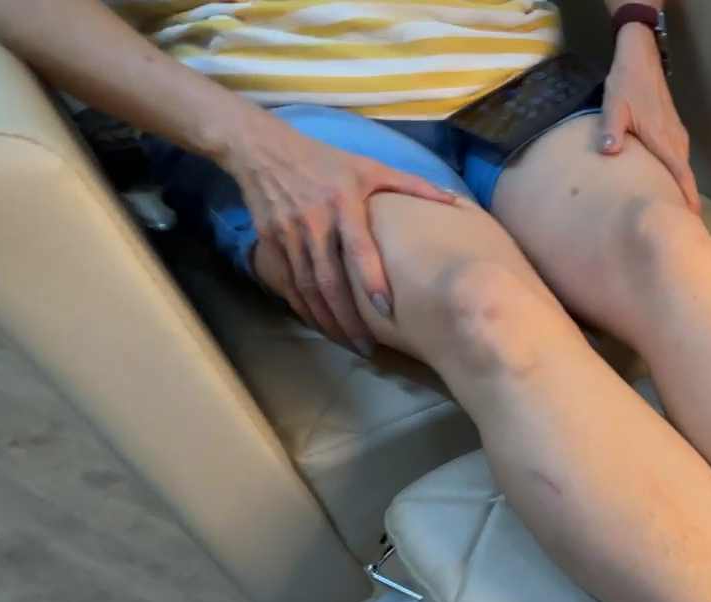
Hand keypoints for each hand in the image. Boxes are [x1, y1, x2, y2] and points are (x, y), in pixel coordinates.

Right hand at [219, 114, 458, 353]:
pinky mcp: (269, 239)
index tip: (385, 308)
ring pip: (305, 286)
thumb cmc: (324, 159)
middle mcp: (313, 221)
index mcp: (342, 204)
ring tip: (348, 343)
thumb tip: (453, 199)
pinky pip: (286, 281)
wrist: (257, 146)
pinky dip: (302, 306)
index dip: (370, 278)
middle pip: (328, 279)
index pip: (358, 247)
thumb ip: (411, 185)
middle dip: (347, 317)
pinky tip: (319, 325)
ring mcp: (288, 233)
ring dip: (326, 319)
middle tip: (367, 346)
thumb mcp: (368, 166)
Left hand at [599, 21, 701, 211]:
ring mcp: (678, 138)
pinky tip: (668, 184)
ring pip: (683, 171)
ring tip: (674, 210)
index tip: (692, 223)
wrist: (642, 58)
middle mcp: (677, 143)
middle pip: (686, 180)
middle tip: (681, 226)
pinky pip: (679, 161)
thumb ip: (611, 129)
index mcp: (665, 142)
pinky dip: (678, 177)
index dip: (688, 202)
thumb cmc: (627, 82)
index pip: (683, 179)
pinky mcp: (675, 133)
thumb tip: (608, 151)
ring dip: (682, 190)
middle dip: (686, 202)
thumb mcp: (614, 105)